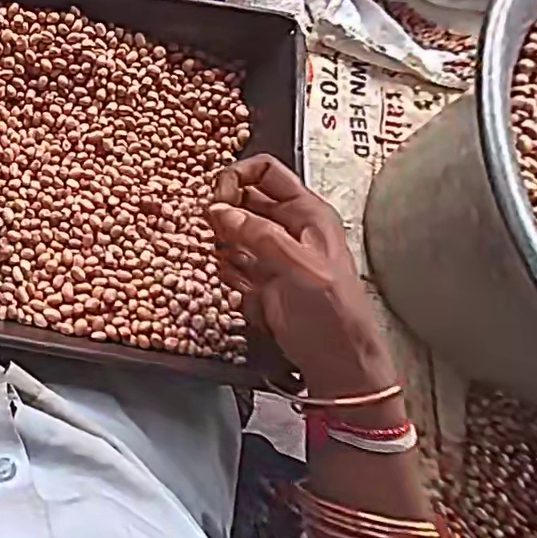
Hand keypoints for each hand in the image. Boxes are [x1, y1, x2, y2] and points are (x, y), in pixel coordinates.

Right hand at [206, 155, 394, 395]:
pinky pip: (223, 258)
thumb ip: (260, 235)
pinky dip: (212, 260)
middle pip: (240, 198)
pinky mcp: (252, 278)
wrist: (337, 364)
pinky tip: (208, 267)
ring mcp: (266, 253)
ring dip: (210, 234)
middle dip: (217, 205)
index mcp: (306, 214)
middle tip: (202, 222)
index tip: (217, 198)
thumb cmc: (334, 317)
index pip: (265, 172)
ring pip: (227, 228)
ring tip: (199, 244)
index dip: (237, 177)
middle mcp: (284, 228)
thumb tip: (219, 210)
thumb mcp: (300, 268)